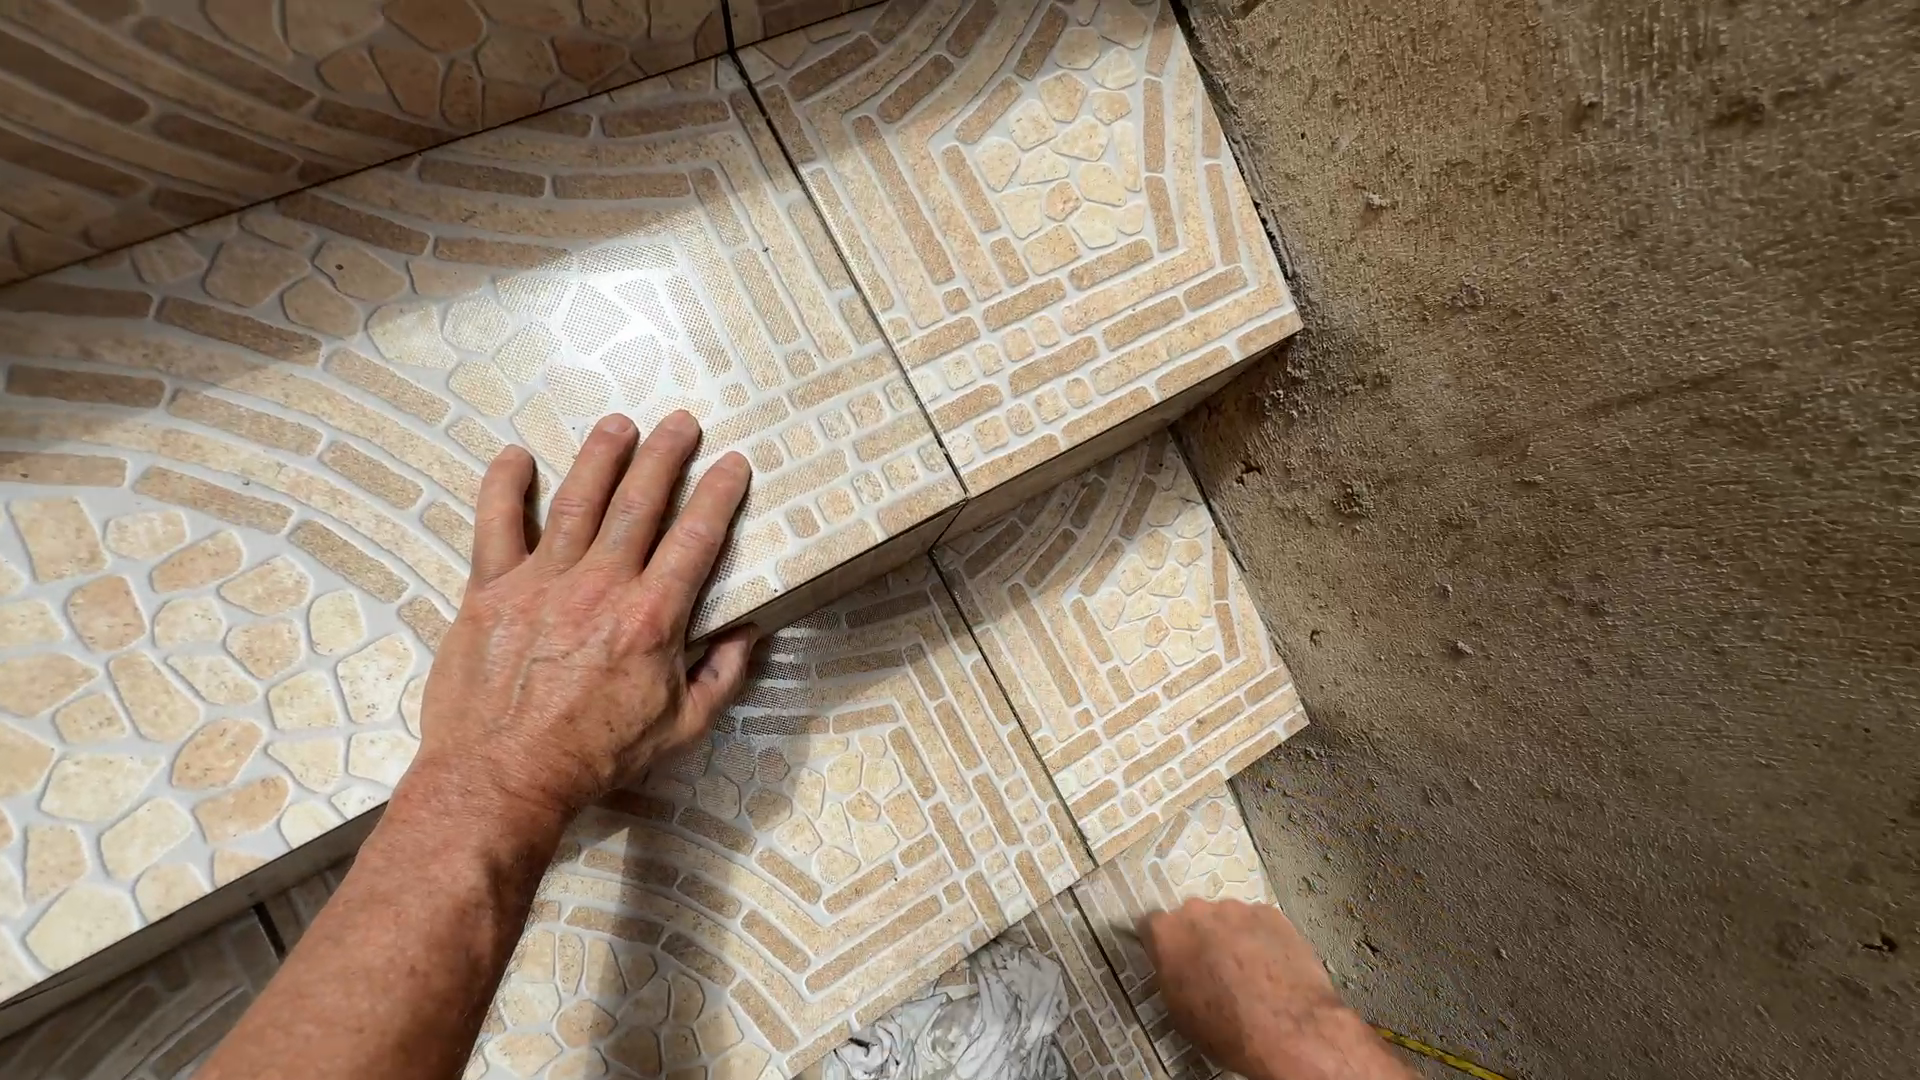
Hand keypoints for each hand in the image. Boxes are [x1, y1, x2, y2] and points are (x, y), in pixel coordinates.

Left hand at [408, 410, 758, 824]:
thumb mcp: (683, 725)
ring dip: (601, 458)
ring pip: (576, 502)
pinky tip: (515, 456)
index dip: (719, 495)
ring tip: (620, 423)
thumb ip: (724, 674)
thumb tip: (750, 630)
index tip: (733, 463)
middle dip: (666, 457)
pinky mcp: (489, 592)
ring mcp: (540, 584)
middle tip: (682, 422)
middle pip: (640, 505)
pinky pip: (494, 527)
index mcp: (651, 618)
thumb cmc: (598, 754)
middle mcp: (600, 587)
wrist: (501, 778)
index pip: (696, 539)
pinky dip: (502, 487)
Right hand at [1138, 899, 1412, 1079]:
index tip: (1173, 961)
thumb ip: (1168, 975)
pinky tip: (1272, 967)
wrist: (1289, 1029)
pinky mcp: (1270, 913)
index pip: (1152, 926)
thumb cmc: (1226, 1028)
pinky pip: (1259, 923)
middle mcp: (1196, 910)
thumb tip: (1173, 966)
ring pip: (1227, 918)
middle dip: (1199, 937)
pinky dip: (1261, 939)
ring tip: (1248, 971)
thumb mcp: (1178, 1012)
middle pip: (1192, 918)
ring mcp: (1236, 908)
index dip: (1162, 945)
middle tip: (1213, 968)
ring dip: (1231, 937)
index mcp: (1166, 931)